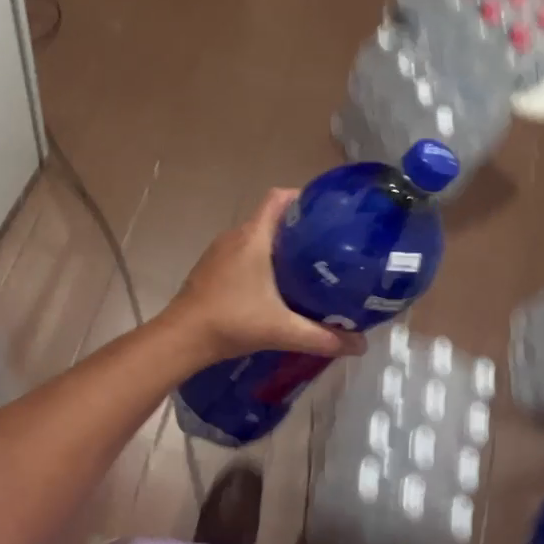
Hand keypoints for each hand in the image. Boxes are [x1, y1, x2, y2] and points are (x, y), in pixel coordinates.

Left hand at [159, 188, 369, 363]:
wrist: (182, 338)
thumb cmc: (232, 322)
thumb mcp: (283, 330)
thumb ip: (323, 337)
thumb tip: (362, 346)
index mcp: (253, 237)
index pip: (278, 198)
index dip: (303, 197)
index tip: (328, 212)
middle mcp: (235, 236)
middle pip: (271, 218)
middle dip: (299, 228)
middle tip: (328, 246)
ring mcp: (219, 251)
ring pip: (256, 237)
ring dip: (280, 246)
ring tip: (309, 265)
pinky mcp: (211, 267)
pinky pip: (242, 252)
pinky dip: (261, 260)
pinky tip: (276, 285)